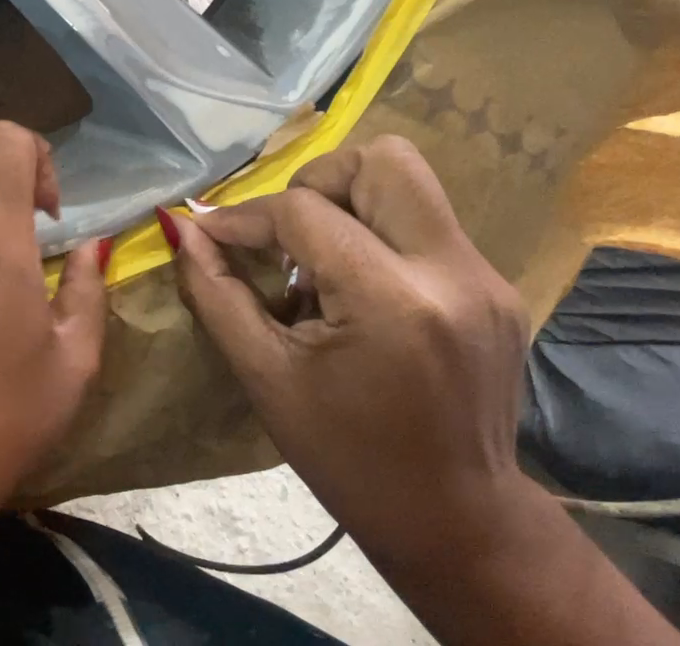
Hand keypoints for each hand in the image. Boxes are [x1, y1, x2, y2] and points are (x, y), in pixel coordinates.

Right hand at [163, 135, 529, 569]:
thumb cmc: (343, 454)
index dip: (244, 217)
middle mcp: (452, 273)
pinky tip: (351, 289)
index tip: (212, 236)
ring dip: (347, 202)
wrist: (455, 518)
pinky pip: (423, 223)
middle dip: (316, 181)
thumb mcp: (263, 374)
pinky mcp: (496, 288)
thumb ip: (216, 291)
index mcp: (392, 302)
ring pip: (409, 182)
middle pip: (383, 161)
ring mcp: (485, 278)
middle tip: (285, 234)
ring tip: (317, 260)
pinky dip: (374, 234)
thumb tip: (183, 230)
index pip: (303, 211)